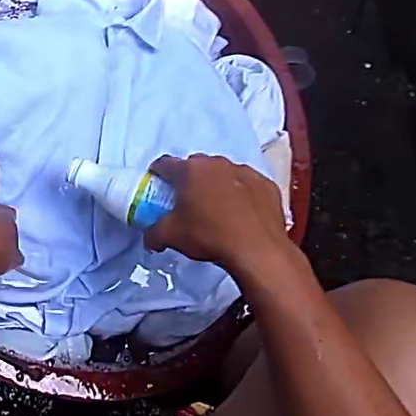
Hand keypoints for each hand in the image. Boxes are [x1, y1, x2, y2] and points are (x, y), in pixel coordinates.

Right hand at [145, 154, 291, 270]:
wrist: (259, 251)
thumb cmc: (209, 236)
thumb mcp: (171, 236)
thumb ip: (153, 233)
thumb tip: (149, 240)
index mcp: (189, 170)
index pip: (164, 164)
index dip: (158, 173)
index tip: (157, 185)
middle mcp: (215, 163)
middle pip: (195, 166)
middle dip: (189, 179)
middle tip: (188, 200)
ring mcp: (243, 171)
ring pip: (222, 173)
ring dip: (217, 184)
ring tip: (218, 208)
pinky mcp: (266, 184)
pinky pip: (247, 184)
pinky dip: (242, 193)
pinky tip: (243, 213)